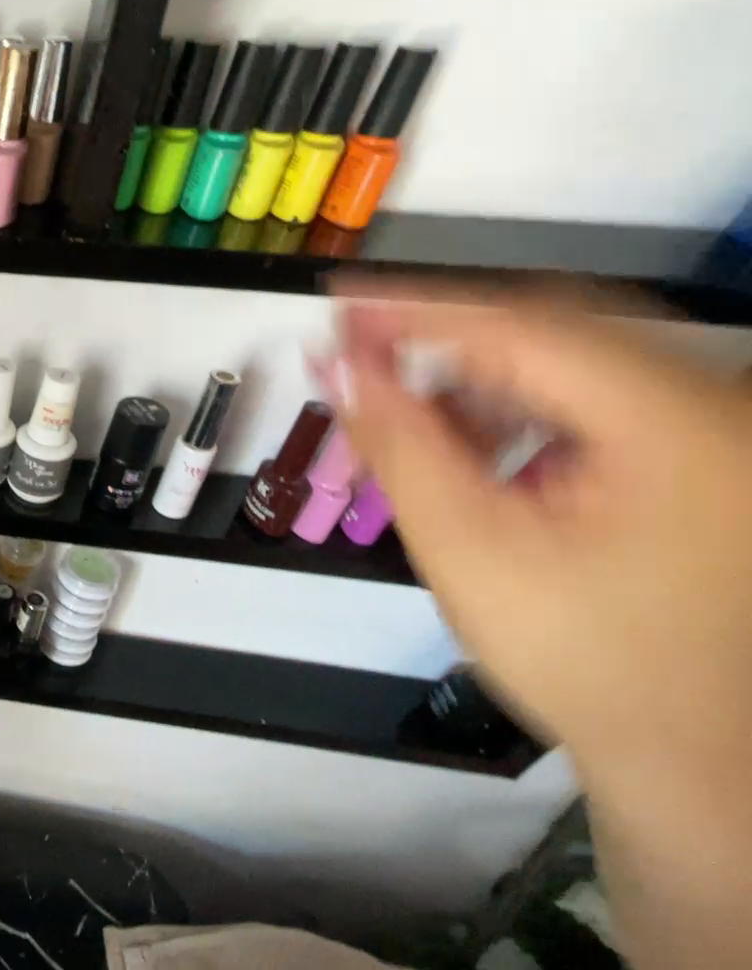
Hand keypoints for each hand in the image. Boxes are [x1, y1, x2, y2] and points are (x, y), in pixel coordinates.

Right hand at [328, 284, 751, 771]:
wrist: (693, 750)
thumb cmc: (583, 659)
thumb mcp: (466, 546)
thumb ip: (398, 445)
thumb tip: (341, 368)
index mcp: (679, 427)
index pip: (522, 327)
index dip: (416, 310)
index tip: (337, 300)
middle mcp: (723, 410)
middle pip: (554, 330)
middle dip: (442, 336)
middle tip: (354, 343)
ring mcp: (724, 433)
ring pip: (575, 361)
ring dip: (474, 373)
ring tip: (396, 400)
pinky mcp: (711, 457)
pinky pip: (598, 398)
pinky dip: (517, 402)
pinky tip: (465, 434)